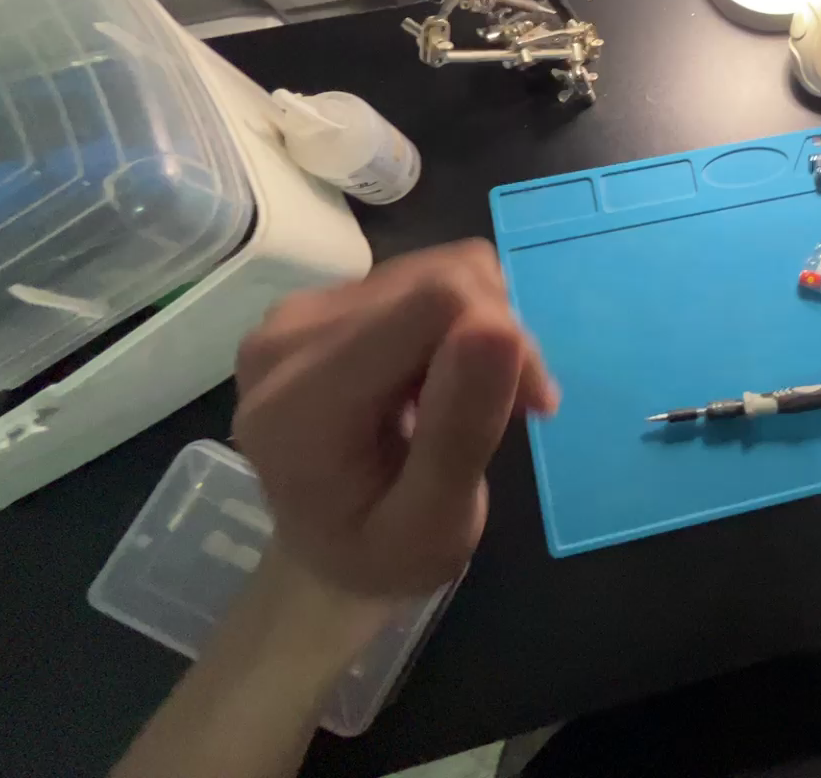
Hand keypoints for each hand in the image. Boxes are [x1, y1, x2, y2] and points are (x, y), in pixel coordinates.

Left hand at [233, 241, 558, 598]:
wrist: (331, 550)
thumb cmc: (386, 552)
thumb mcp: (436, 524)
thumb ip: (461, 432)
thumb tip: (498, 327)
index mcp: (303, 399)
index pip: (438, 302)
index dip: (506, 340)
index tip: (531, 406)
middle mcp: (289, 335)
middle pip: (443, 279)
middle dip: (501, 336)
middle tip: (513, 406)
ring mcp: (305, 310)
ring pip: (444, 269)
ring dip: (487, 327)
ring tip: (480, 396)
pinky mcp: (330, 298)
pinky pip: (430, 275)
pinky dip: (466, 319)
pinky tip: (452, 372)